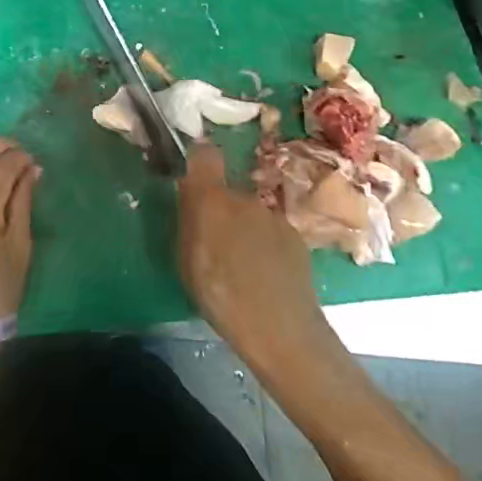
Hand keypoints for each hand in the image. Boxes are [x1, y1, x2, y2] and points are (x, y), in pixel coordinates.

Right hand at [177, 144, 327, 359]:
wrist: (279, 325)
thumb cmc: (220, 296)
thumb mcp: (186, 261)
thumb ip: (188, 221)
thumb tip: (190, 194)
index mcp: (211, 200)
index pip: (205, 155)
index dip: (200, 161)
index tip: (195, 179)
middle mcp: (244, 197)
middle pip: (228, 193)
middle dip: (221, 211)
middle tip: (216, 247)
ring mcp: (273, 214)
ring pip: (250, 215)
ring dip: (244, 231)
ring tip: (242, 268)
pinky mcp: (294, 233)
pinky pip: (271, 231)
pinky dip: (265, 245)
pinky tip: (265, 275)